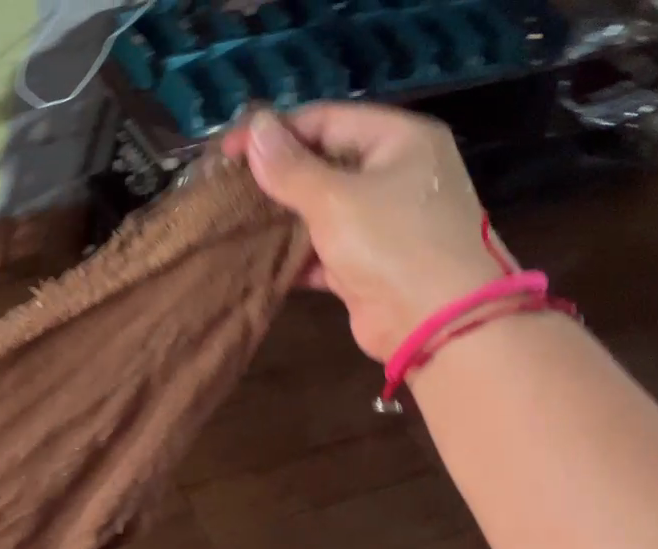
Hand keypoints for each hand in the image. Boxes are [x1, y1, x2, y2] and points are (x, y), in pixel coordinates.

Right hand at [220, 104, 507, 361]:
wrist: (432, 318)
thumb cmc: (390, 242)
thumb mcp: (334, 198)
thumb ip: (290, 167)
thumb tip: (256, 126)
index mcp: (398, 141)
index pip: (327, 120)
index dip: (275, 132)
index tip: (227, 150)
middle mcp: (392, 173)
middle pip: (322, 162)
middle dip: (274, 174)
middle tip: (225, 184)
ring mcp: (379, 219)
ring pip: (318, 206)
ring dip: (278, 214)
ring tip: (231, 217)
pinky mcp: (363, 259)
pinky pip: (319, 246)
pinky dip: (290, 252)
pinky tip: (254, 256)